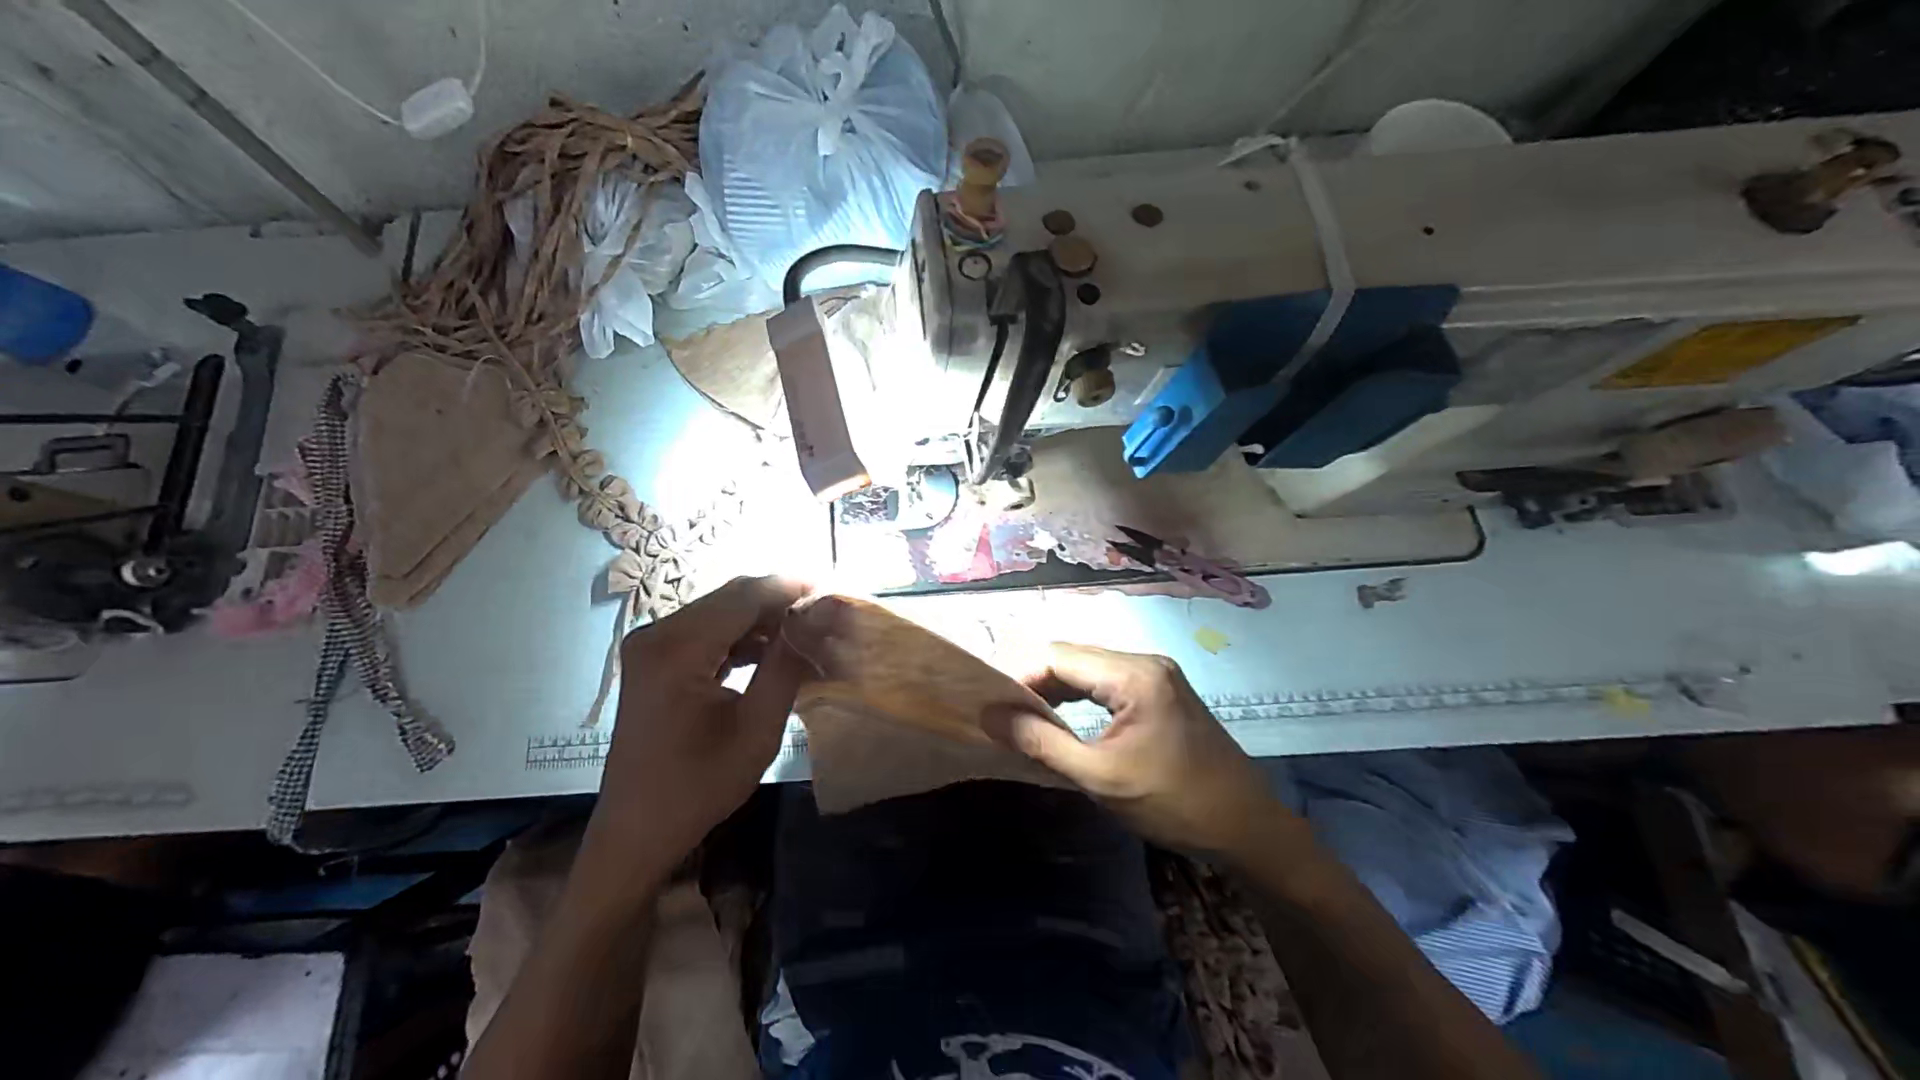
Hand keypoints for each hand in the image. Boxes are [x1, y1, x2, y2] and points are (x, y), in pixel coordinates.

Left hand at [592, 575, 811, 872]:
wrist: (637, 830)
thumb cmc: (699, 786)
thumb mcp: (757, 727)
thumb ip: (789, 662)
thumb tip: (825, 613)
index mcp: (676, 649)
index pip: (744, 597)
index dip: (792, 588)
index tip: (835, 593)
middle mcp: (657, 634)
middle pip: (730, 598)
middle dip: (781, 603)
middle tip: (827, 617)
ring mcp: (651, 645)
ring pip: (720, 612)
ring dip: (763, 620)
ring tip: (808, 636)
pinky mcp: (654, 659)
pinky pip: (706, 632)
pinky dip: (741, 637)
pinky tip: (772, 652)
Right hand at [992, 643, 1294, 854]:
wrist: (1248, 828)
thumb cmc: (1174, 804)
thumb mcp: (1100, 778)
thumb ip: (1042, 743)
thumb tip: (990, 716)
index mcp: (1134, 674)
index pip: (1059, 657)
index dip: (1021, 678)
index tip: (994, 709)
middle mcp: (1146, 662)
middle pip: (1074, 657)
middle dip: (1036, 683)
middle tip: (1006, 717)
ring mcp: (1158, 674)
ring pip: (1091, 669)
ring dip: (1058, 690)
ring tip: (1027, 721)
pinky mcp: (1163, 691)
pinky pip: (1110, 682)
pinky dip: (1083, 697)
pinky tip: (1065, 719)